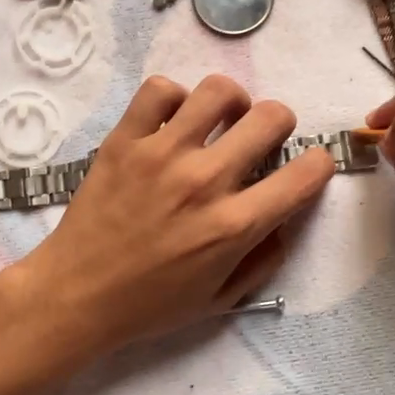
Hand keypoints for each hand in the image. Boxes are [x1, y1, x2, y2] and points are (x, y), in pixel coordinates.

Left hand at [4, 75, 336, 359]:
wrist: (77, 294)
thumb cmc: (150, 304)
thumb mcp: (222, 299)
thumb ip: (265, 257)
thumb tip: (287, 217)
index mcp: (234, 225)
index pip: (305, 172)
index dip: (317, 164)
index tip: (305, 167)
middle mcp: (204, 181)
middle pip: (270, 116)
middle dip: (279, 124)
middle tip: (260, 139)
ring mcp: (161, 154)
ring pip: (218, 90)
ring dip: (230, 102)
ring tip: (218, 120)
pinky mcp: (123, 140)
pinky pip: (159, 89)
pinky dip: (173, 97)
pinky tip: (171, 120)